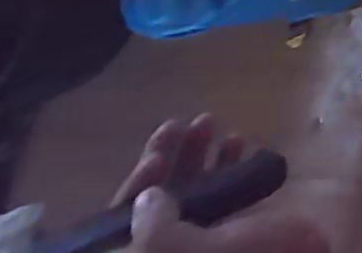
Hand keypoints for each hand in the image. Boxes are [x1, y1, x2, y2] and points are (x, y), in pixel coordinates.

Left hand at [114, 114, 327, 252]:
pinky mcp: (234, 233)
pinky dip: (224, 167)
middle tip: (182, 126)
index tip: (156, 158)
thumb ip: (159, 232)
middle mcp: (177, 251)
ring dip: (197, 158)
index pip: (124, 235)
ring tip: (210, 122)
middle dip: (169, 163)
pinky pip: (219, 197)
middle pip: (155, 209)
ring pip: (187, 200)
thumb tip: (146, 200)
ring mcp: (206, 244)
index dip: (133, 193)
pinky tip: (238, 142)